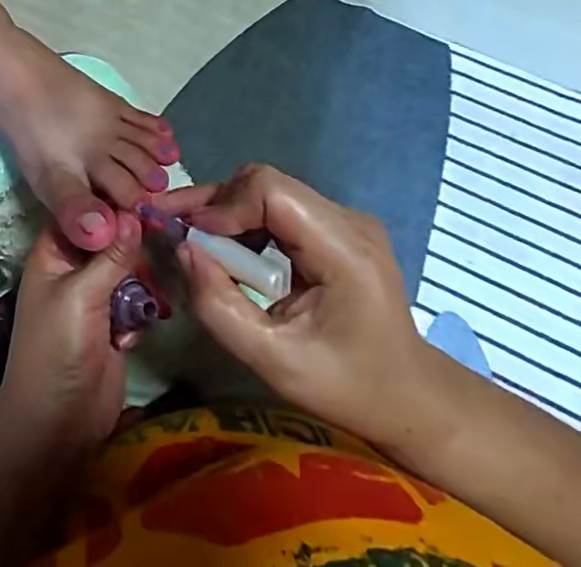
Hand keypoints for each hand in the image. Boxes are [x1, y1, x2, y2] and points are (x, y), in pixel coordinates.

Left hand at [0, 213, 144, 457]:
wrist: (59, 424)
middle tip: (162, 247)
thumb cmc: (57, 349)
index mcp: (53, 254)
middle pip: (112, 241)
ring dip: (141, 283)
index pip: (84, 214)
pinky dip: (140, 311)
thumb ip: (111, 255)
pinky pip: (137, 301)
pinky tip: (135, 331)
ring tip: (147, 298)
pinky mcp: (114, 324)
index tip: (149, 197)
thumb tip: (135, 213)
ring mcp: (94, 298)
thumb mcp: (82, 294)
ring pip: (129, 270)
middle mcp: (73, 270)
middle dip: (135, 247)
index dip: (113, 205)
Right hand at [160, 164, 445, 449]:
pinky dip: (243, 222)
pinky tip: (225, 250)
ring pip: (266, 190)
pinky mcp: (333, 227)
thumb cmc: (347, 387)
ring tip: (191, 239)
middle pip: (265, 183)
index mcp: (346, 250)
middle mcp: (347, 220)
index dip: (223, 206)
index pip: (273, 191)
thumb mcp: (275, 362)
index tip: (190, 238)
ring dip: (224, 211)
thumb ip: (220, 308)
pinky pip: (277, 207)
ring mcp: (343, 220)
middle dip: (213, 203)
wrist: (409, 397)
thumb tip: (183, 250)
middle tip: (171, 228)